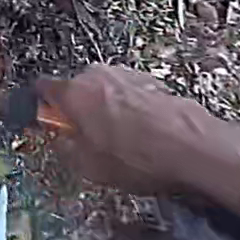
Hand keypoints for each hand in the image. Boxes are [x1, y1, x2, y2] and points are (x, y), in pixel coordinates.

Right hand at [34, 64, 239, 199]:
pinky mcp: (152, 80)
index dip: (42, 106)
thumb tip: (60, 137)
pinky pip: (128, 92)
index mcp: (71, 92)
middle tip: (88, 135)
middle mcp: (95, 75)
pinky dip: (130, 106)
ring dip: (105, 105)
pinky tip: (144, 131)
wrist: (198, 149)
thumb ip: (64, 146)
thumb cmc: (137, 157)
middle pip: (74, 87)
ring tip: (122, 136)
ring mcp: (125, 74)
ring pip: (103, 89)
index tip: (50, 122)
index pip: (41, 88)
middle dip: (77, 107)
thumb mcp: (88, 165)